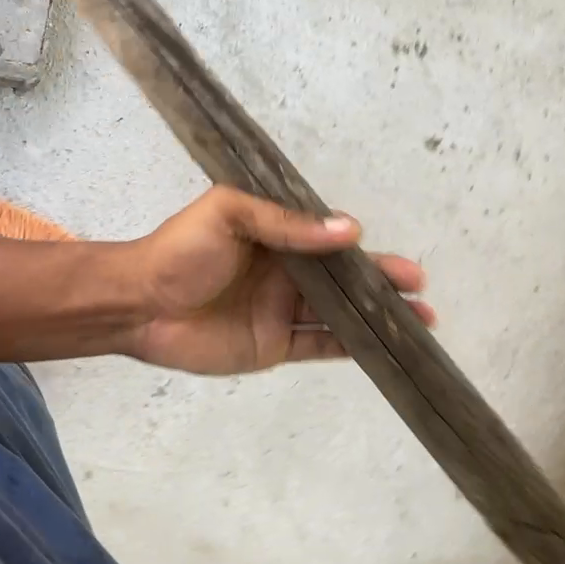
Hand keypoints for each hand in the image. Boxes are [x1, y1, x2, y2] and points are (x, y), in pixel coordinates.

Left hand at [124, 186, 434, 374]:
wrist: (141, 304)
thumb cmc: (181, 252)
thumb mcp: (227, 215)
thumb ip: (284, 222)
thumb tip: (349, 228)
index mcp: (269, 236)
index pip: (324, 238)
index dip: (359, 247)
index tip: (396, 259)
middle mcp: (281, 271)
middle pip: (340, 276)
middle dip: (381, 281)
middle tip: (418, 287)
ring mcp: (279, 310)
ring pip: (339, 312)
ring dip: (378, 315)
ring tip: (423, 319)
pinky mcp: (275, 345)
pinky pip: (322, 345)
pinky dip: (354, 347)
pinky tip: (387, 348)